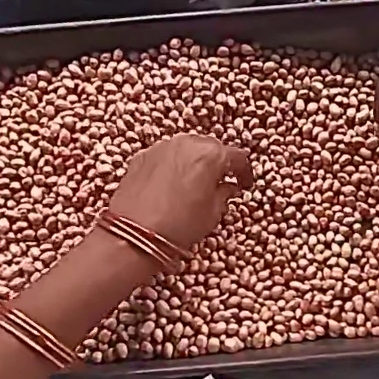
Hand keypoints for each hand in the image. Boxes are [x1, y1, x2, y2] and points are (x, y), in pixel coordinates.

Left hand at [106, 134, 251, 251]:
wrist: (134, 234)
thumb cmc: (176, 226)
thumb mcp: (211, 214)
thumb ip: (224, 195)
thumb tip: (227, 187)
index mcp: (210, 155)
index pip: (237, 157)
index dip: (244, 172)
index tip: (244, 183)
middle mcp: (186, 144)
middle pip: (211, 148)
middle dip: (218, 163)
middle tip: (221, 182)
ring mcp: (161, 148)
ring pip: (186, 149)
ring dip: (194, 162)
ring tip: (196, 184)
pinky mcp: (142, 157)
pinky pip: (165, 156)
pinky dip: (173, 166)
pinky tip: (173, 185)